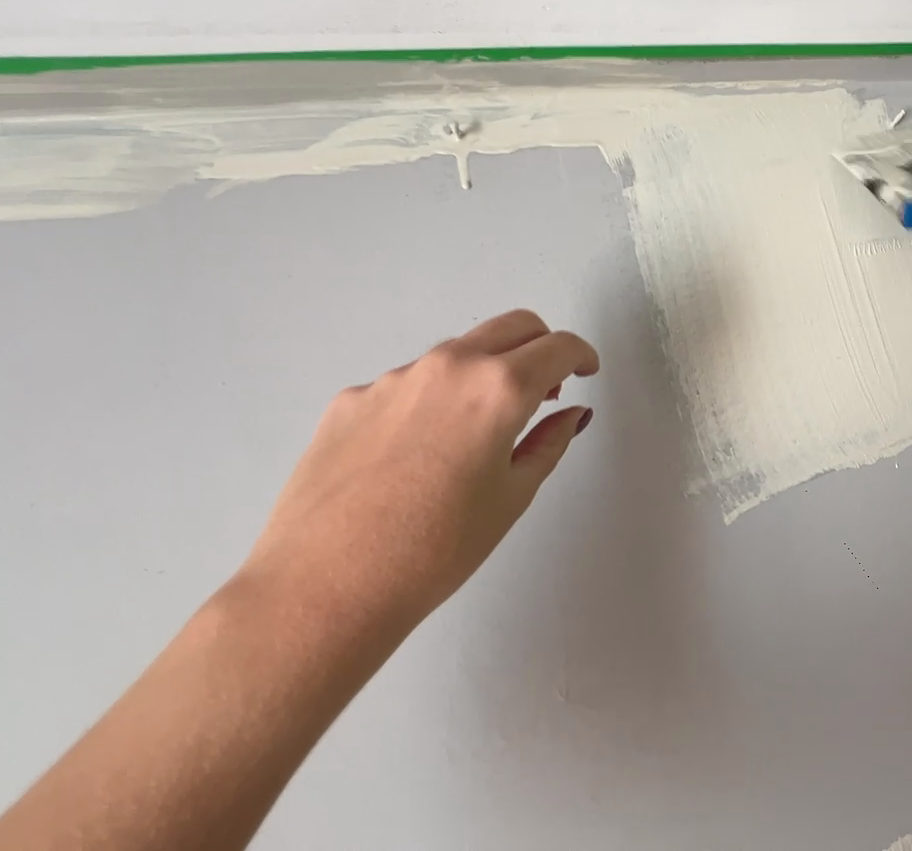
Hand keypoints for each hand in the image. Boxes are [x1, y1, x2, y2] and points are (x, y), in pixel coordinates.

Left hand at [238, 310, 599, 632]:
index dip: (583, 356)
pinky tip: (422, 453)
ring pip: (458, 352)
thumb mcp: (513, 496)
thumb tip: (569, 414)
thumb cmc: (437, 549)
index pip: (558, 347)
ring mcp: (393, 379)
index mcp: (499, 388)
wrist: (324, 586)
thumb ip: (549, 443)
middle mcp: (448, 367)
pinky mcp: (351, 399)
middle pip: (513, 326)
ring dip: (486, 370)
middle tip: (547, 388)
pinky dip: (435, 399)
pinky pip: (409, 383)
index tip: (587, 372)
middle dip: (541, 346)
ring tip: (481, 429)